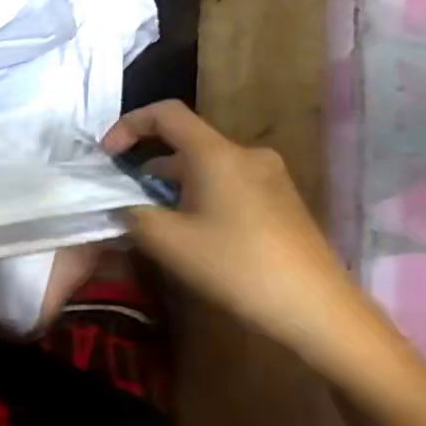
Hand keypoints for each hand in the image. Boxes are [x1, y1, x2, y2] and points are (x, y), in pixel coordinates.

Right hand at [104, 100, 371, 355]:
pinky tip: (191, 235)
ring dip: (172, 186)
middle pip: (185, 143)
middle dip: (147, 166)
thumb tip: (120, 204)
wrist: (318, 312)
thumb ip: (131, 213)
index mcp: (217, 153)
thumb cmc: (235, 266)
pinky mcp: (281, 203)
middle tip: (123, 198)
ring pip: (206, 168)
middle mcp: (246, 155)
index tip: (107, 157)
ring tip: (152, 222)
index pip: (165, 113)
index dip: (128, 126)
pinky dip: (199, 198)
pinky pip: (228, 185)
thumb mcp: (166, 241)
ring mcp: (269, 179)